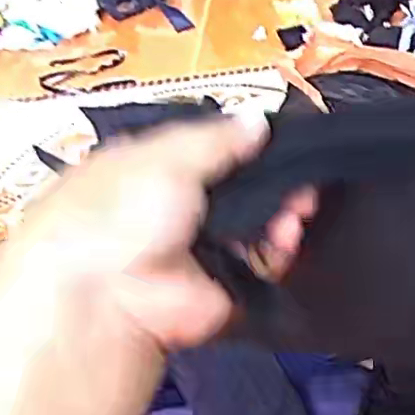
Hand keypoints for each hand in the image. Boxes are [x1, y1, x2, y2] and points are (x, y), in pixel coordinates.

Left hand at [2, 114, 316, 349]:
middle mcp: (181, 207)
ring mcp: (207, 246)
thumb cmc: (112, 218)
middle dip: (276, 185)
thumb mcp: (164, 160)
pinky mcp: (230, 281)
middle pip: (244, 189)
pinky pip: (268, 262)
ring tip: (297, 213)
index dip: (248, 147)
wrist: (112, 295)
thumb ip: (217, 141)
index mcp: (152, 168)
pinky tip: (287, 238)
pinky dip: (283, 250)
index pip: (210, 150)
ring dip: (284, 215)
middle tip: (301, 184)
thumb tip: (259, 118)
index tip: (282, 145)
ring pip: (261, 225)